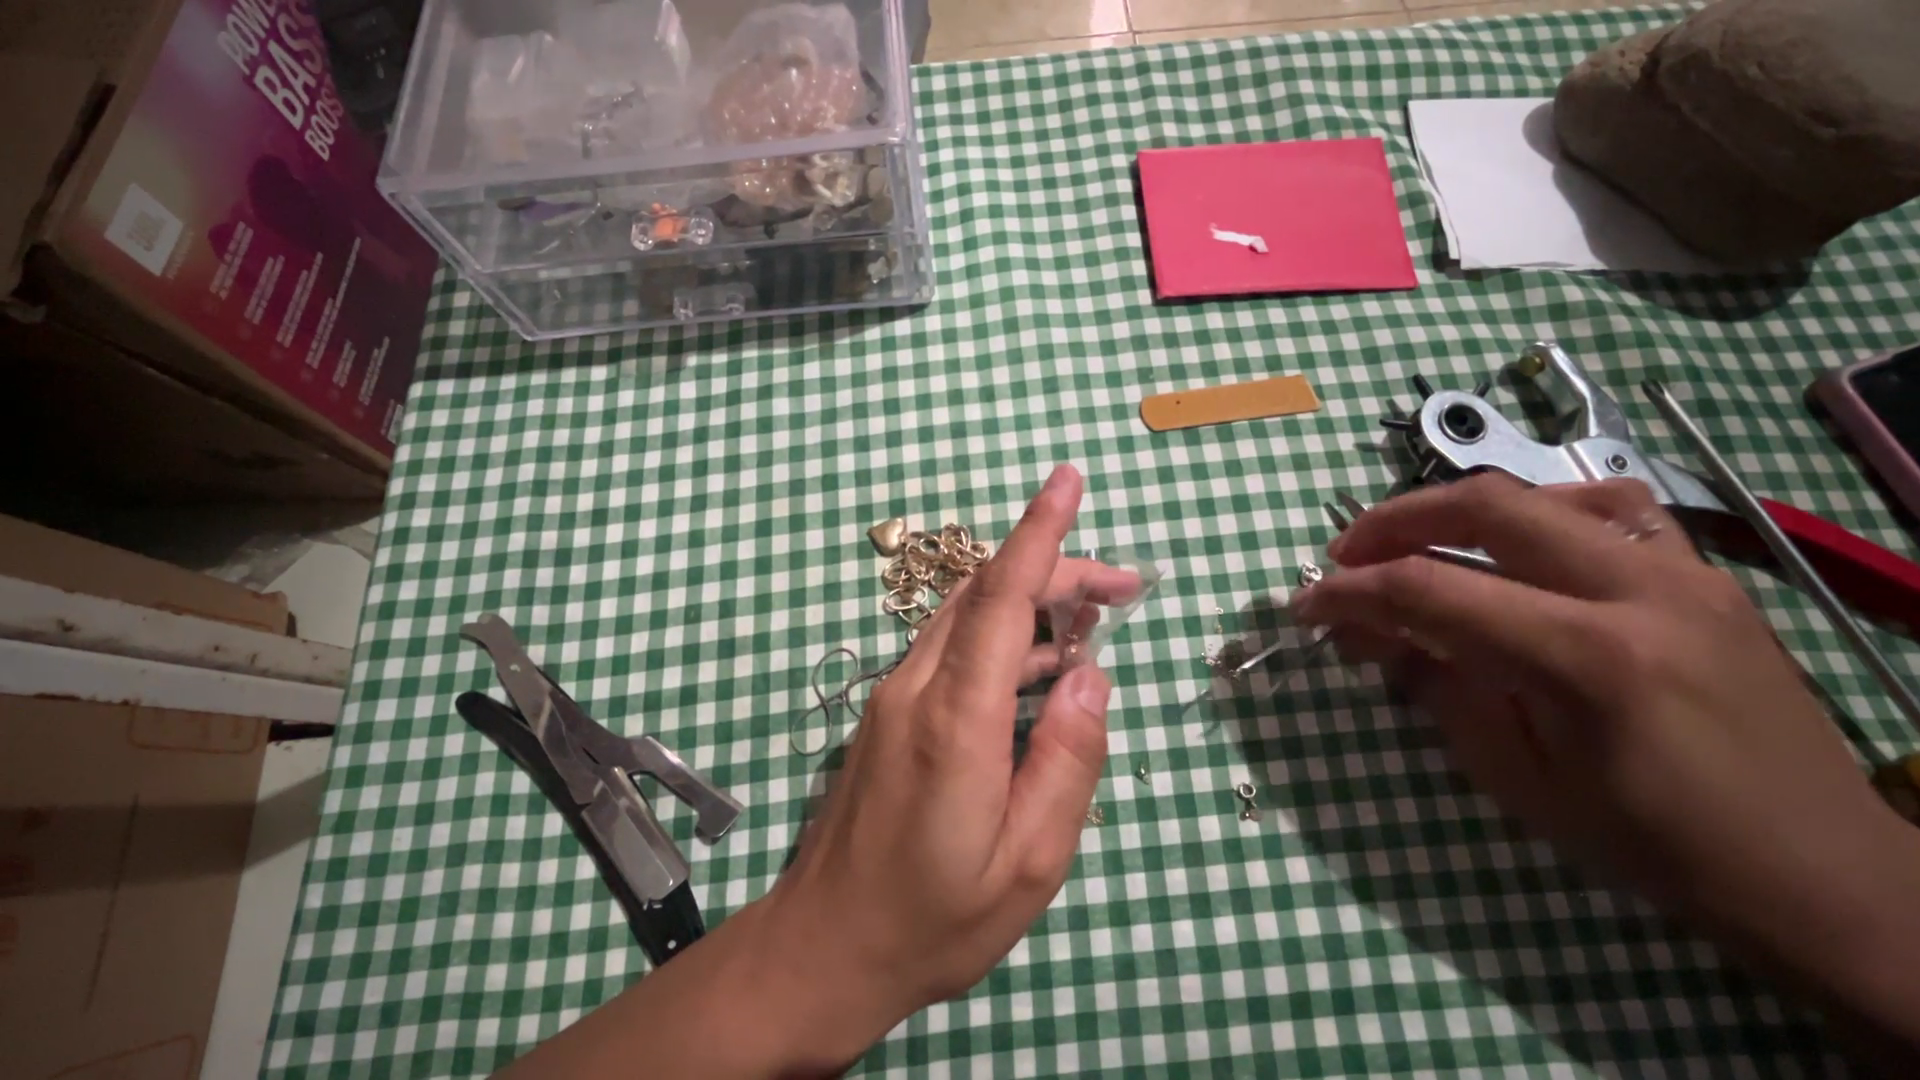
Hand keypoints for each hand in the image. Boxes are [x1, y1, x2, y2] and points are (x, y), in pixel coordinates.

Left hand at [746, 464, 1140, 1065]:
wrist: (824, 947)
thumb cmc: (934, 919)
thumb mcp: (1031, 859)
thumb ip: (1068, 759)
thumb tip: (1091, 674)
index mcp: (956, 720)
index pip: (1000, 598)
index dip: (1038, 533)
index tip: (1068, 480)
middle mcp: (917, 689)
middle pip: (988, 596)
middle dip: (1057, 571)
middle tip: (1126, 588)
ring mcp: (895, 698)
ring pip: (967, 618)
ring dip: (1032, 605)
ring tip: (1097, 621)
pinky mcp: (889, 716)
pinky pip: (953, 652)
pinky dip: (1004, 639)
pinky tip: (1045, 667)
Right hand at [1292, 473, 1919, 1056]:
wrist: (1812, 867)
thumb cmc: (1650, 843)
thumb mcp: (1518, 780)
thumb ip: (1440, 691)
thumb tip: (1376, 637)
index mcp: (1581, 659)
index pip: (1430, 592)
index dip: (1351, 593)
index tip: (1306, 605)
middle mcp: (1634, 591)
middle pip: (1484, 508)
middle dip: (1393, 522)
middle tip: (1345, 554)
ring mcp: (1682, 571)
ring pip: (1545, 492)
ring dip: (1461, 508)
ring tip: (1421, 541)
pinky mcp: (1705, 574)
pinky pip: (1613, 507)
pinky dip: (1542, 510)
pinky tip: (1519, 544)